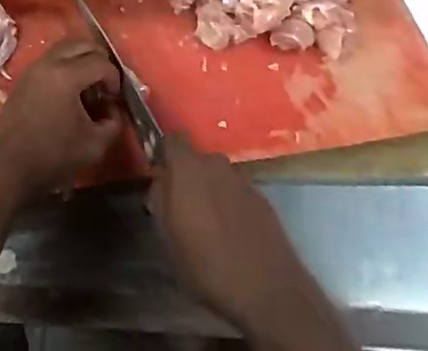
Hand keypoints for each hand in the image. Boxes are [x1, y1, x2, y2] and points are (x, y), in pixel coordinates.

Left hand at [0, 39, 120, 201]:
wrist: (9, 165)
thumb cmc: (53, 155)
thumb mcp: (94, 145)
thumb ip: (113, 124)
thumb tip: (113, 110)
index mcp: (67, 75)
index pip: (100, 62)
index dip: (114, 78)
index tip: (114, 98)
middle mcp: (49, 62)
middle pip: (81, 44)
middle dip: (99, 59)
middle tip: (106, 83)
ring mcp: (33, 67)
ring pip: (63, 48)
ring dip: (81, 59)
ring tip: (88, 85)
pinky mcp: (24, 77)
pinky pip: (50, 59)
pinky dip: (65, 65)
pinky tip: (68, 91)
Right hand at [149, 134, 351, 349]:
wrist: (267, 289)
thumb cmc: (206, 264)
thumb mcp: (167, 237)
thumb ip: (159, 199)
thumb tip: (160, 179)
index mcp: (187, 168)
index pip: (172, 139)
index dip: (165, 152)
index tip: (161, 172)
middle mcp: (215, 164)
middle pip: (197, 158)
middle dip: (189, 175)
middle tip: (184, 204)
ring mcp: (242, 180)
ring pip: (219, 175)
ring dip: (212, 189)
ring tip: (210, 221)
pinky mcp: (262, 198)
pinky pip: (238, 192)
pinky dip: (232, 203)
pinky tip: (233, 231)